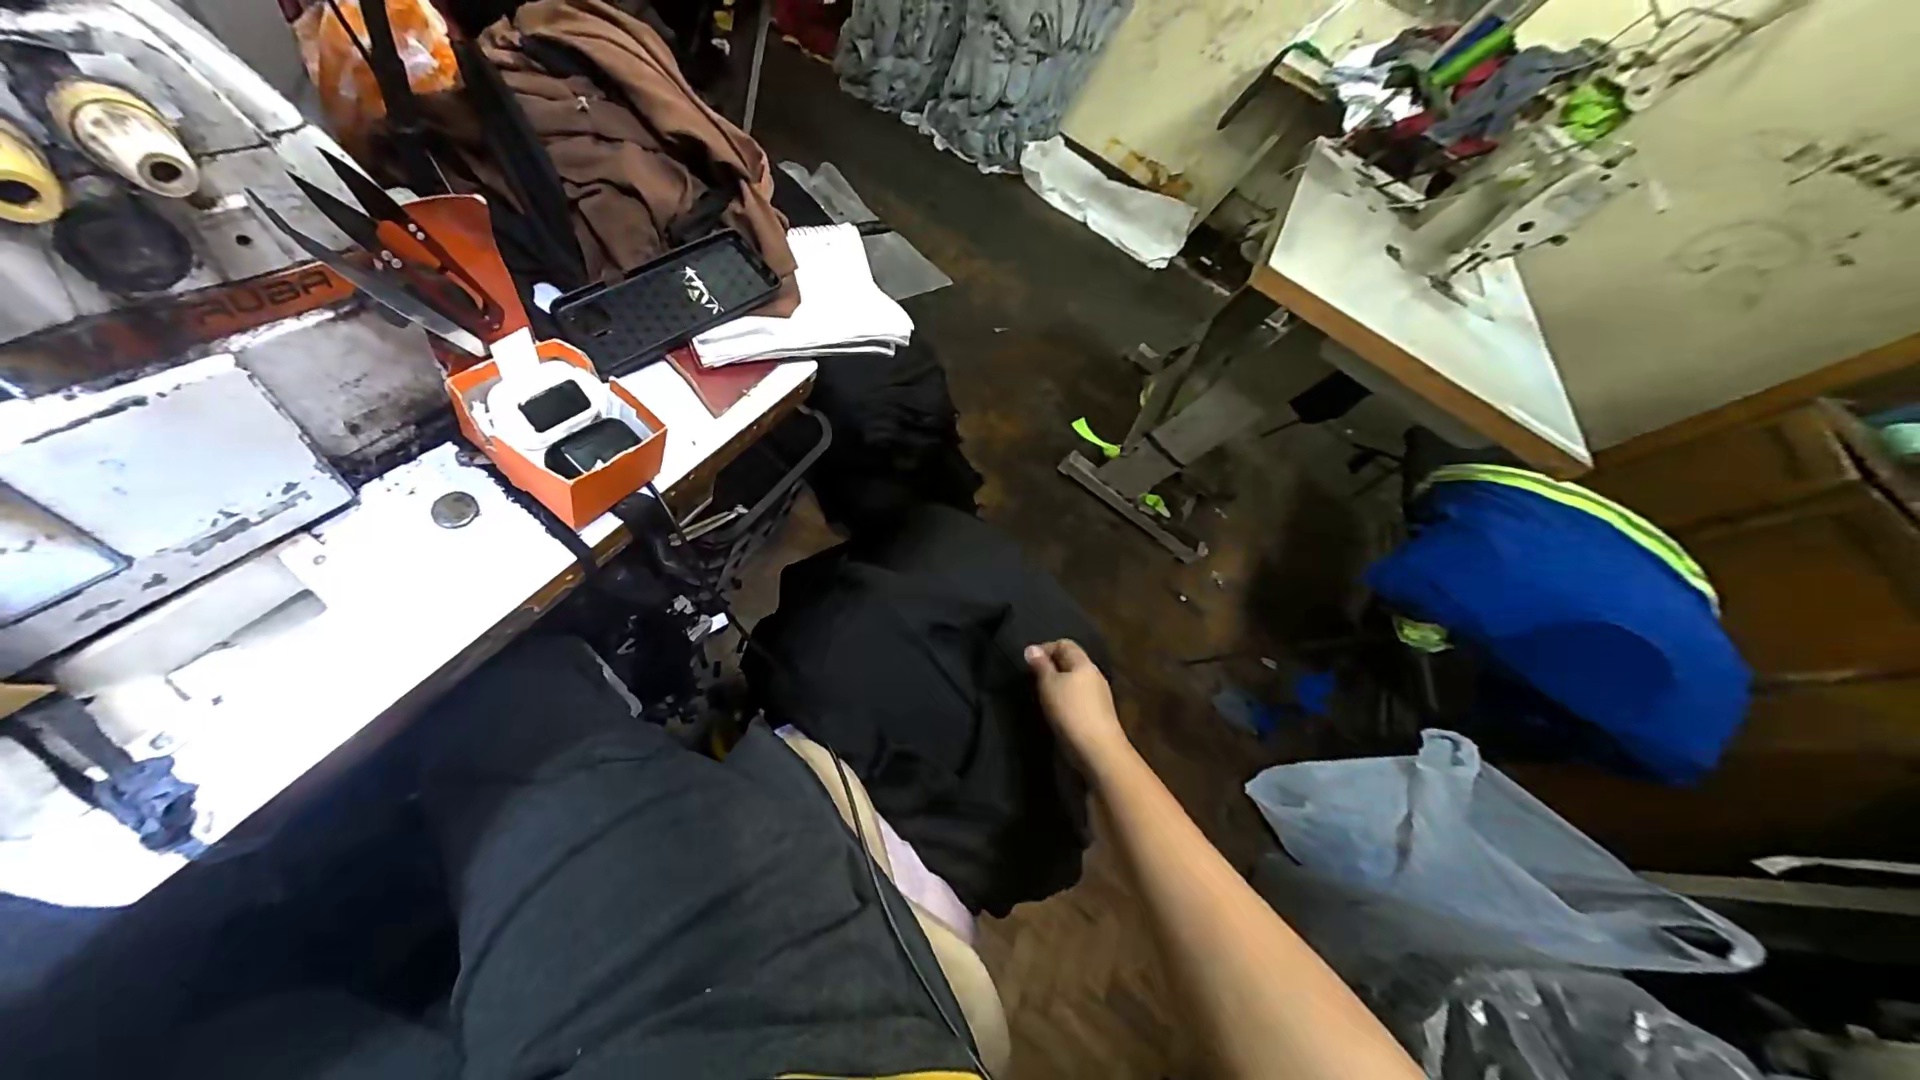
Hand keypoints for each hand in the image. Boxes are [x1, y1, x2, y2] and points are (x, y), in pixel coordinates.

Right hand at [1024, 639, 1131, 772]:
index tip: (1028, 663)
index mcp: (1084, 664)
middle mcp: (1094, 676)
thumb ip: (1040, 665)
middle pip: (1070, 662)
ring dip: (1057, 685)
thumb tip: (1031, 648)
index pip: (1065, 644)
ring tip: (1040, 696)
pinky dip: (1064, 700)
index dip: (1045, 648)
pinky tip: (1055, 712)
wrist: (1098, 751)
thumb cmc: (1070, 711)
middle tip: (1032, 679)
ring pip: (1074, 681)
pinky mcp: (1097, 715)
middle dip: (1050, 667)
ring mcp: (1098, 696)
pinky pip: (1077, 698)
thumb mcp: (1049, 685)